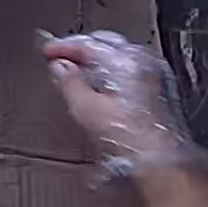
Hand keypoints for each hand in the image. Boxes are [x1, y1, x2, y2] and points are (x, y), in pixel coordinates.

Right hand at [41, 31, 207, 178]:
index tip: (46, 52)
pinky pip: (129, 69)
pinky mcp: (159, 91)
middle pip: (105, 44)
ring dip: (94, 60)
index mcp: (124, 61)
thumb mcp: (86, 109)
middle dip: (80, 49)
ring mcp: (154, 75)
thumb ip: (69, 82)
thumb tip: (59, 66)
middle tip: (59, 59)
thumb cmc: (126, 138)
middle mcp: (142, 61)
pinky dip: (109, 70)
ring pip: (118, 55)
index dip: (63, 46)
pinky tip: (99, 85)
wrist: (161, 163)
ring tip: (75, 72)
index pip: (88, 43)